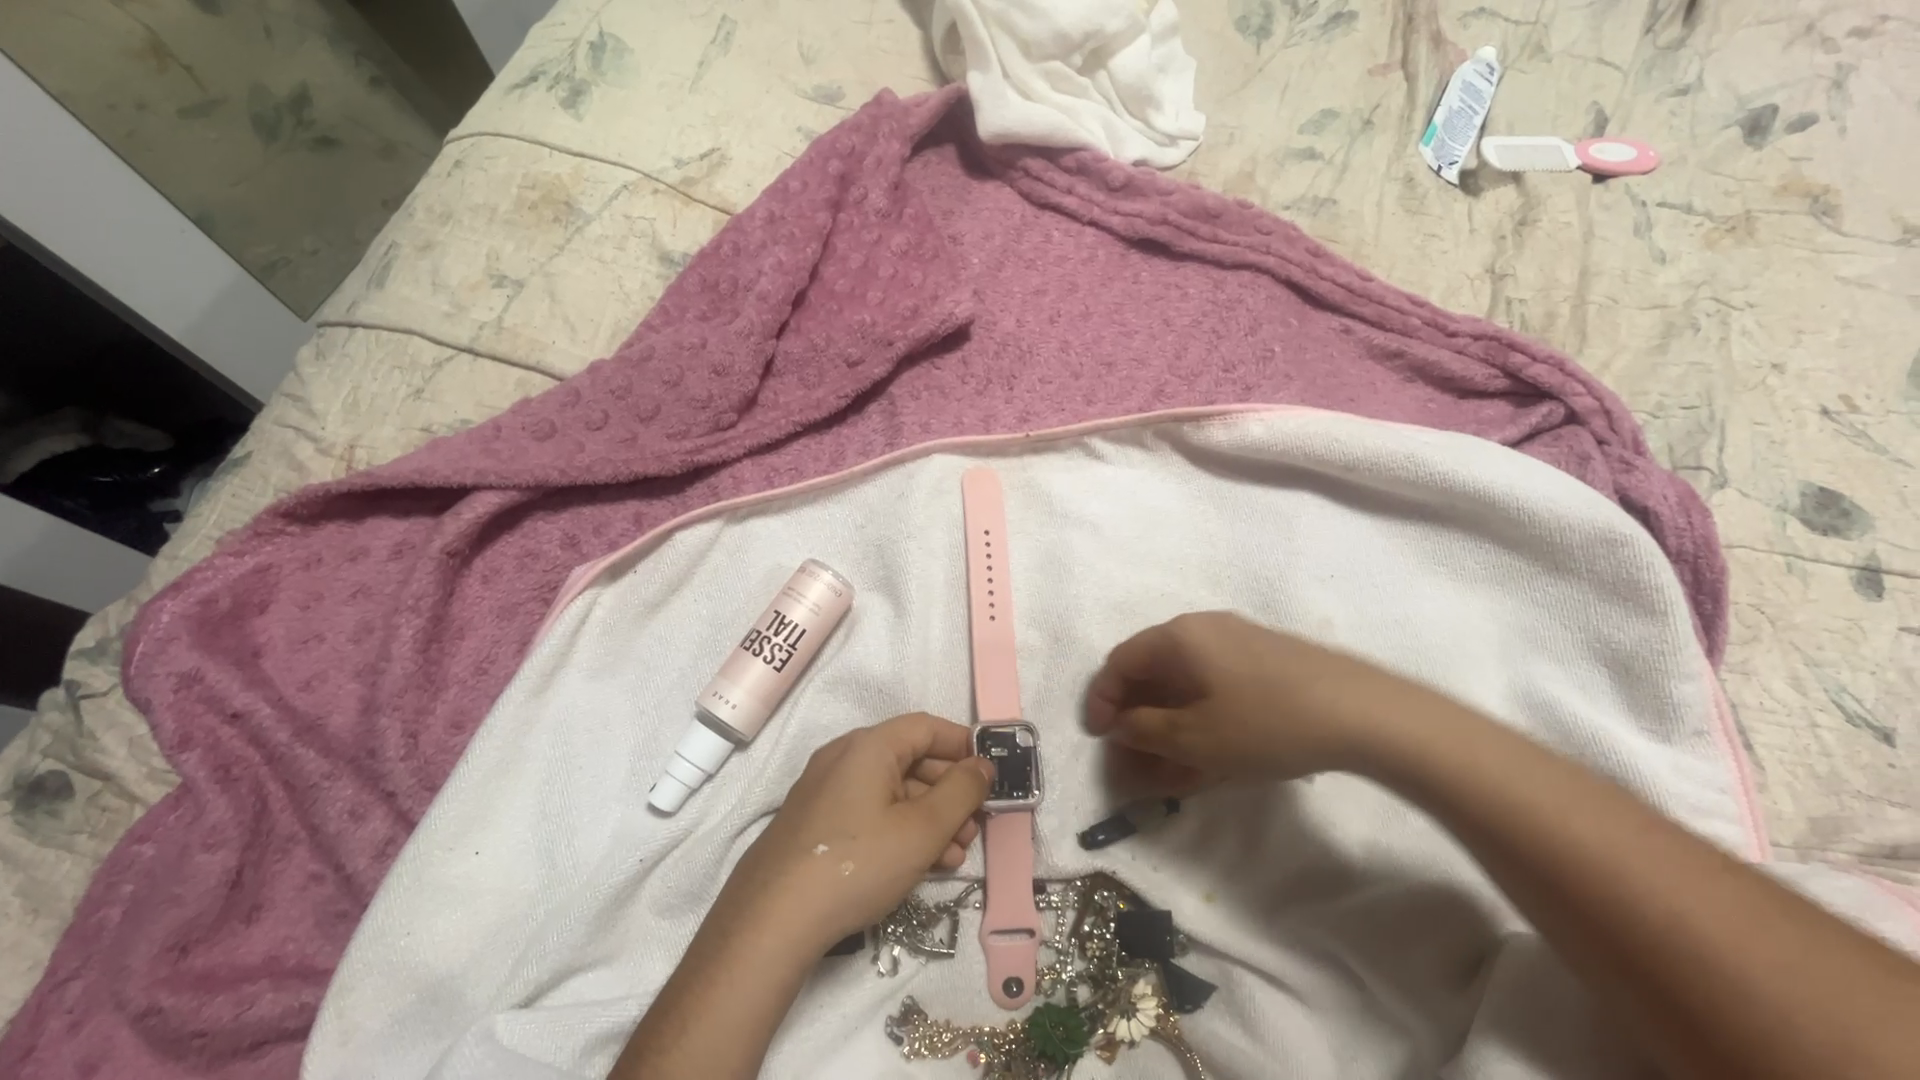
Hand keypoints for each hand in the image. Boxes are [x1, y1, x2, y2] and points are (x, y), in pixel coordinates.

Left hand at [708, 713, 991, 954]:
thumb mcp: (923, 829)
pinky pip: (870, 813)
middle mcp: (844, 759)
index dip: (963, 745)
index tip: (992, 773)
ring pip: (893, 792)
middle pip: (911, 760)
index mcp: (868, 746)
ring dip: (931, 817)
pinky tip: (923, 865)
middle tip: (978, 825)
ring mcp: (826, 792)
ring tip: (956, 854)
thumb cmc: (858, 862)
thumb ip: (962, 792)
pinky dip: (901, 830)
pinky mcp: (818, 824)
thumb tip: (983, 765)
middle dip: (951, 791)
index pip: (926, 727)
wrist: (774, 918)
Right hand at [1085, 612, 1429, 788]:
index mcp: (1179, 637)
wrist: (1365, 714)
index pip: (1120, 662)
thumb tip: (1122, 724)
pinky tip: (1208, 756)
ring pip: (1186, 684)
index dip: (1101, 700)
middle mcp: (1205, 630)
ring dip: (1168, 724)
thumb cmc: (1265, 724)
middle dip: (1136, 718)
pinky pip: (1216, 687)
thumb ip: (1144, 730)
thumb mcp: (1193, 738)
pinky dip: (1200, 719)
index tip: (1098, 737)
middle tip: (1131, 759)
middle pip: (1153, 672)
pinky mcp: (1269, 662)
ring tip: (1168, 770)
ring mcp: (1240, 643)